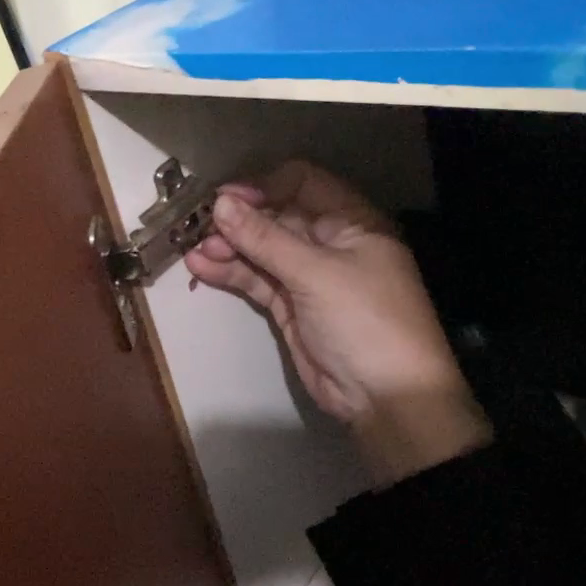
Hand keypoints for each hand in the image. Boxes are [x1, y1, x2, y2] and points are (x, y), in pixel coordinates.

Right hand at [183, 160, 492, 484]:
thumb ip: (265, 237)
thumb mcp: (316, 274)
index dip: (264, 185)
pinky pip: (256, 278)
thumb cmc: (365, 321)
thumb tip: (220, 203)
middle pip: (276, 214)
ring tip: (195, 250)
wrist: (390, 402)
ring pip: (261, 248)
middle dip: (239, 218)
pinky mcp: (290, 305)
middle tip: (201, 224)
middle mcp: (329, 242)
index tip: (228, 198)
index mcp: (351, 222)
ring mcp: (308, 275)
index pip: (302, 183)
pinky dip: (230, 272)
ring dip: (228, 245)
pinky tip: (200, 267)